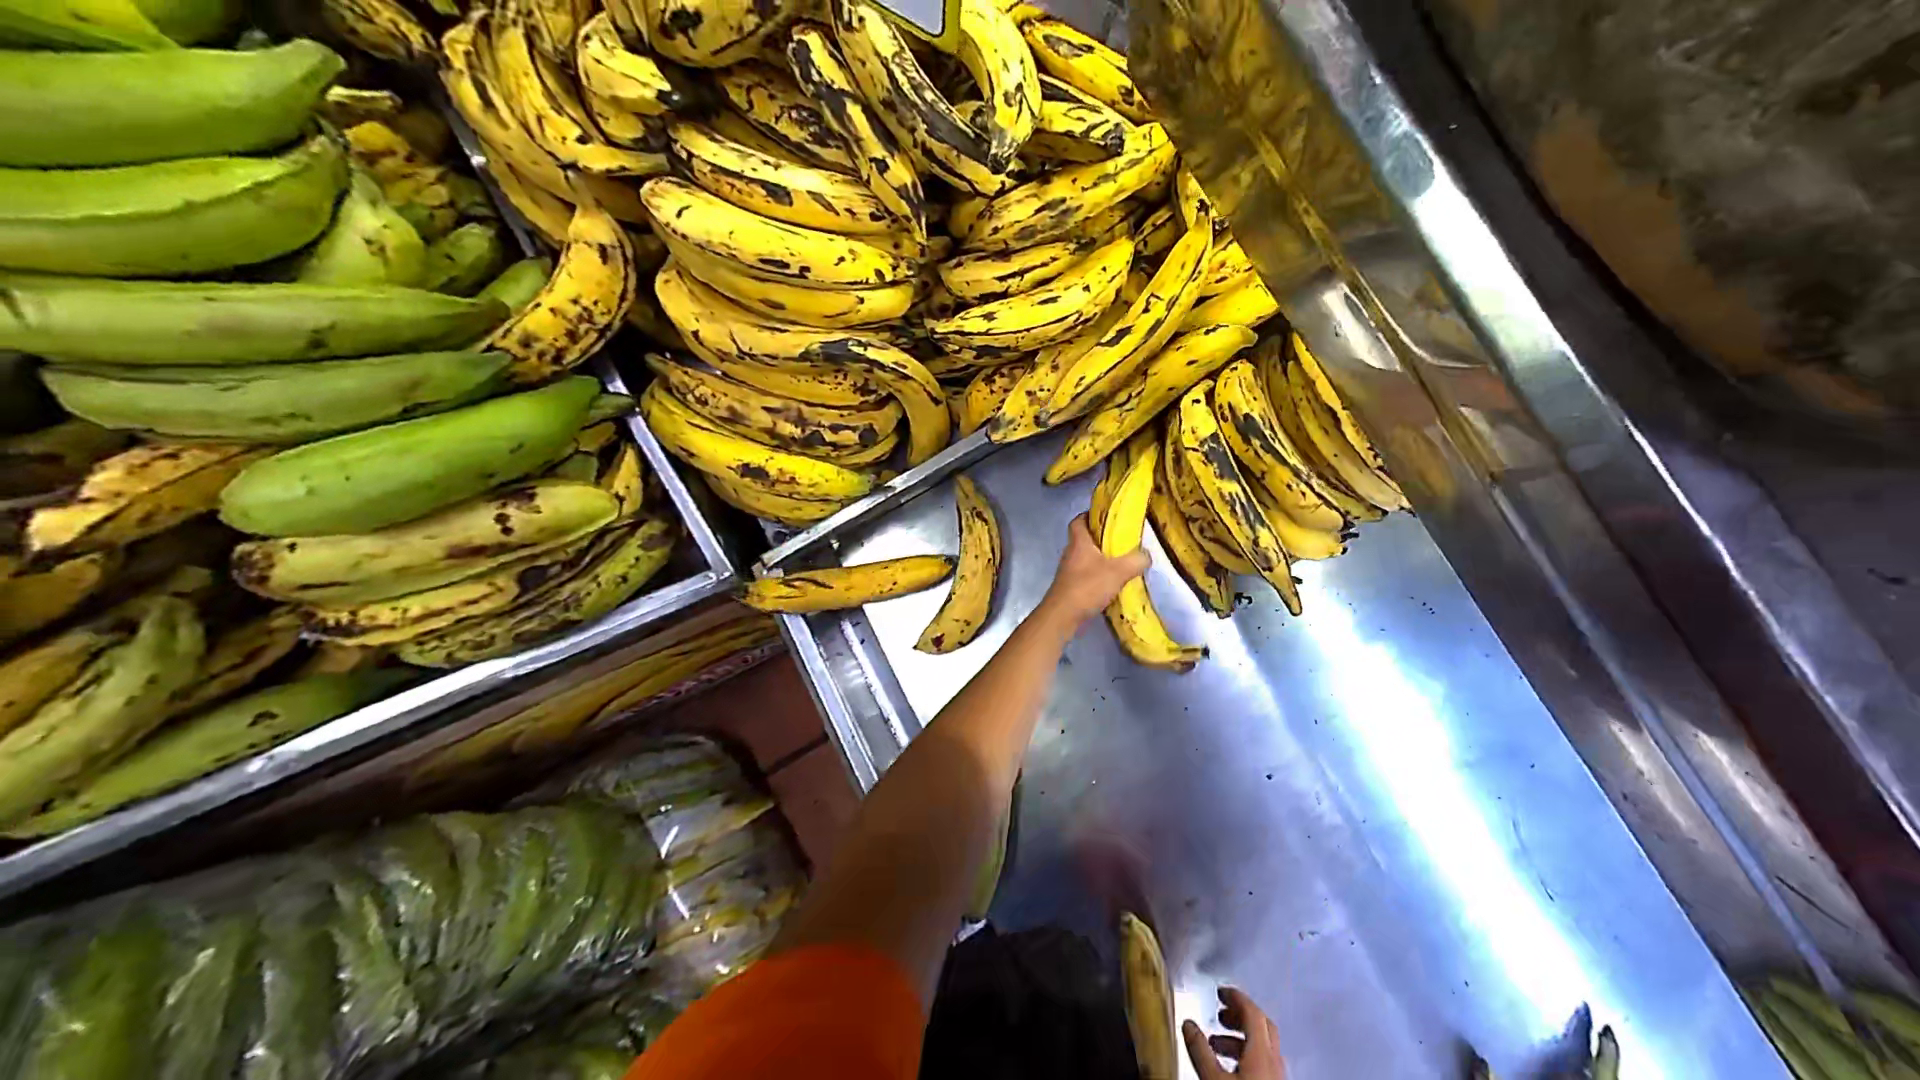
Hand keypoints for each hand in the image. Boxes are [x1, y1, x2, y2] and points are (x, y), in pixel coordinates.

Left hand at [1038, 514, 1147, 626]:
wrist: (1063, 615)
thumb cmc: (1087, 587)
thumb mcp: (1118, 571)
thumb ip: (1135, 560)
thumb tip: (1146, 555)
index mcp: (1079, 542)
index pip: (1079, 520)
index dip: (1090, 515)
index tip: (1108, 516)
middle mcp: (1071, 553)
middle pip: (1085, 539)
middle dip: (1102, 538)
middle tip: (1123, 540)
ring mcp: (1070, 571)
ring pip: (1087, 558)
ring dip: (1102, 559)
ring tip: (1123, 561)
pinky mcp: (1072, 587)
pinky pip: (1088, 575)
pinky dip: (1100, 576)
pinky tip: (1115, 582)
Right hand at [1183, 987, 1285, 1079]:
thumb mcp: (1212, 1079)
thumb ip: (1200, 1050)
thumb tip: (1188, 1024)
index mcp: (1261, 1053)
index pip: (1253, 1012)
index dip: (1236, 997)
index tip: (1220, 991)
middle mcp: (1275, 1062)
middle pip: (1263, 1026)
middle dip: (1240, 1015)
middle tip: (1220, 1012)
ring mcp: (1279, 1077)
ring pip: (1264, 1045)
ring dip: (1241, 1036)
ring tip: (1217, 1042)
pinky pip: (1264, 1062)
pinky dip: (1247, 1053)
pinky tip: (1230, 1067)